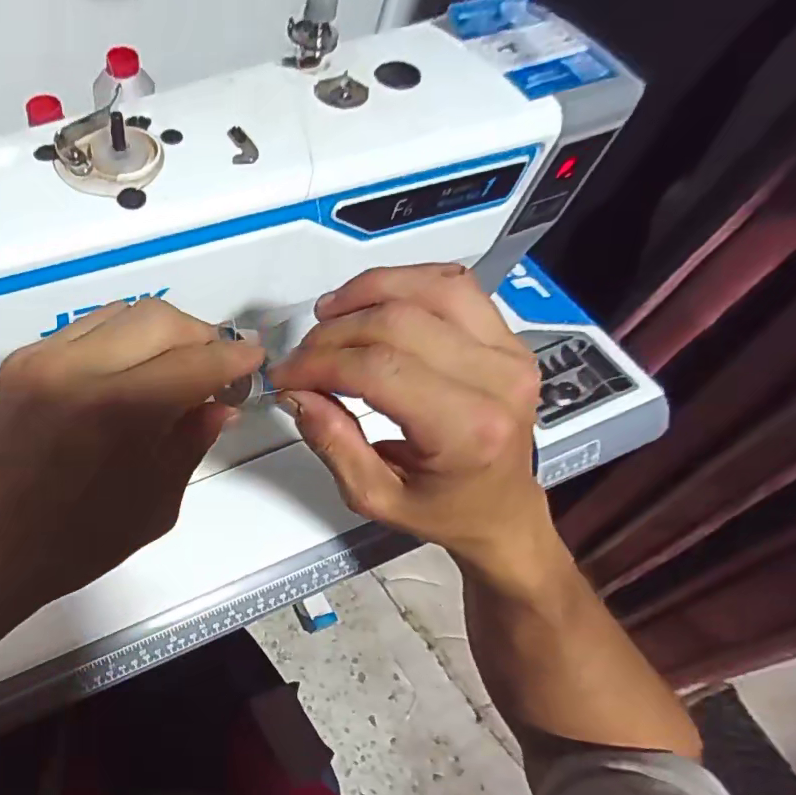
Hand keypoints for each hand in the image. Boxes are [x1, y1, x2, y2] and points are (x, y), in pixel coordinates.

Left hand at [0, 298, 263, 614]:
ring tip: (172, 367)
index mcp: (119, 410)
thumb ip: (191, 440)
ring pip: (120, 312)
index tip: (253, 360)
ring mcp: (43, 359)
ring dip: (158, 333)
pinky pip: (84, 330)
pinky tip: (126, 372)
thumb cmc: (78, 543)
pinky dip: (118, 340)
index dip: (234, 357)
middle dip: (199, 336)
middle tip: (214, 367)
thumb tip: (219, 403)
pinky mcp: (20, 362)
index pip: (196, 360)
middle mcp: (79, 368)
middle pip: (160, 318)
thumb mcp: (156, 503)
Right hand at [268, 264, 553, 579]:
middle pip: (398, 323)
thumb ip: (332, 443)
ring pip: (429, 288)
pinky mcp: (508, 337)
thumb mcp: (373, 497)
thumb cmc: (442, 512)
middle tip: (301, 359)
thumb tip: (295, 393)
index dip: (319, 364)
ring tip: (328, 315)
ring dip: (367, 293)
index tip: (285, 377)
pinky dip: (403, 283)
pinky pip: (453, 286)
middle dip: (332, 335)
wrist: (502, 510)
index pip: (378, 370)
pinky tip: (370, 301)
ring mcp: (510, 352)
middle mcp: (497, 381)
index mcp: (466, 430)